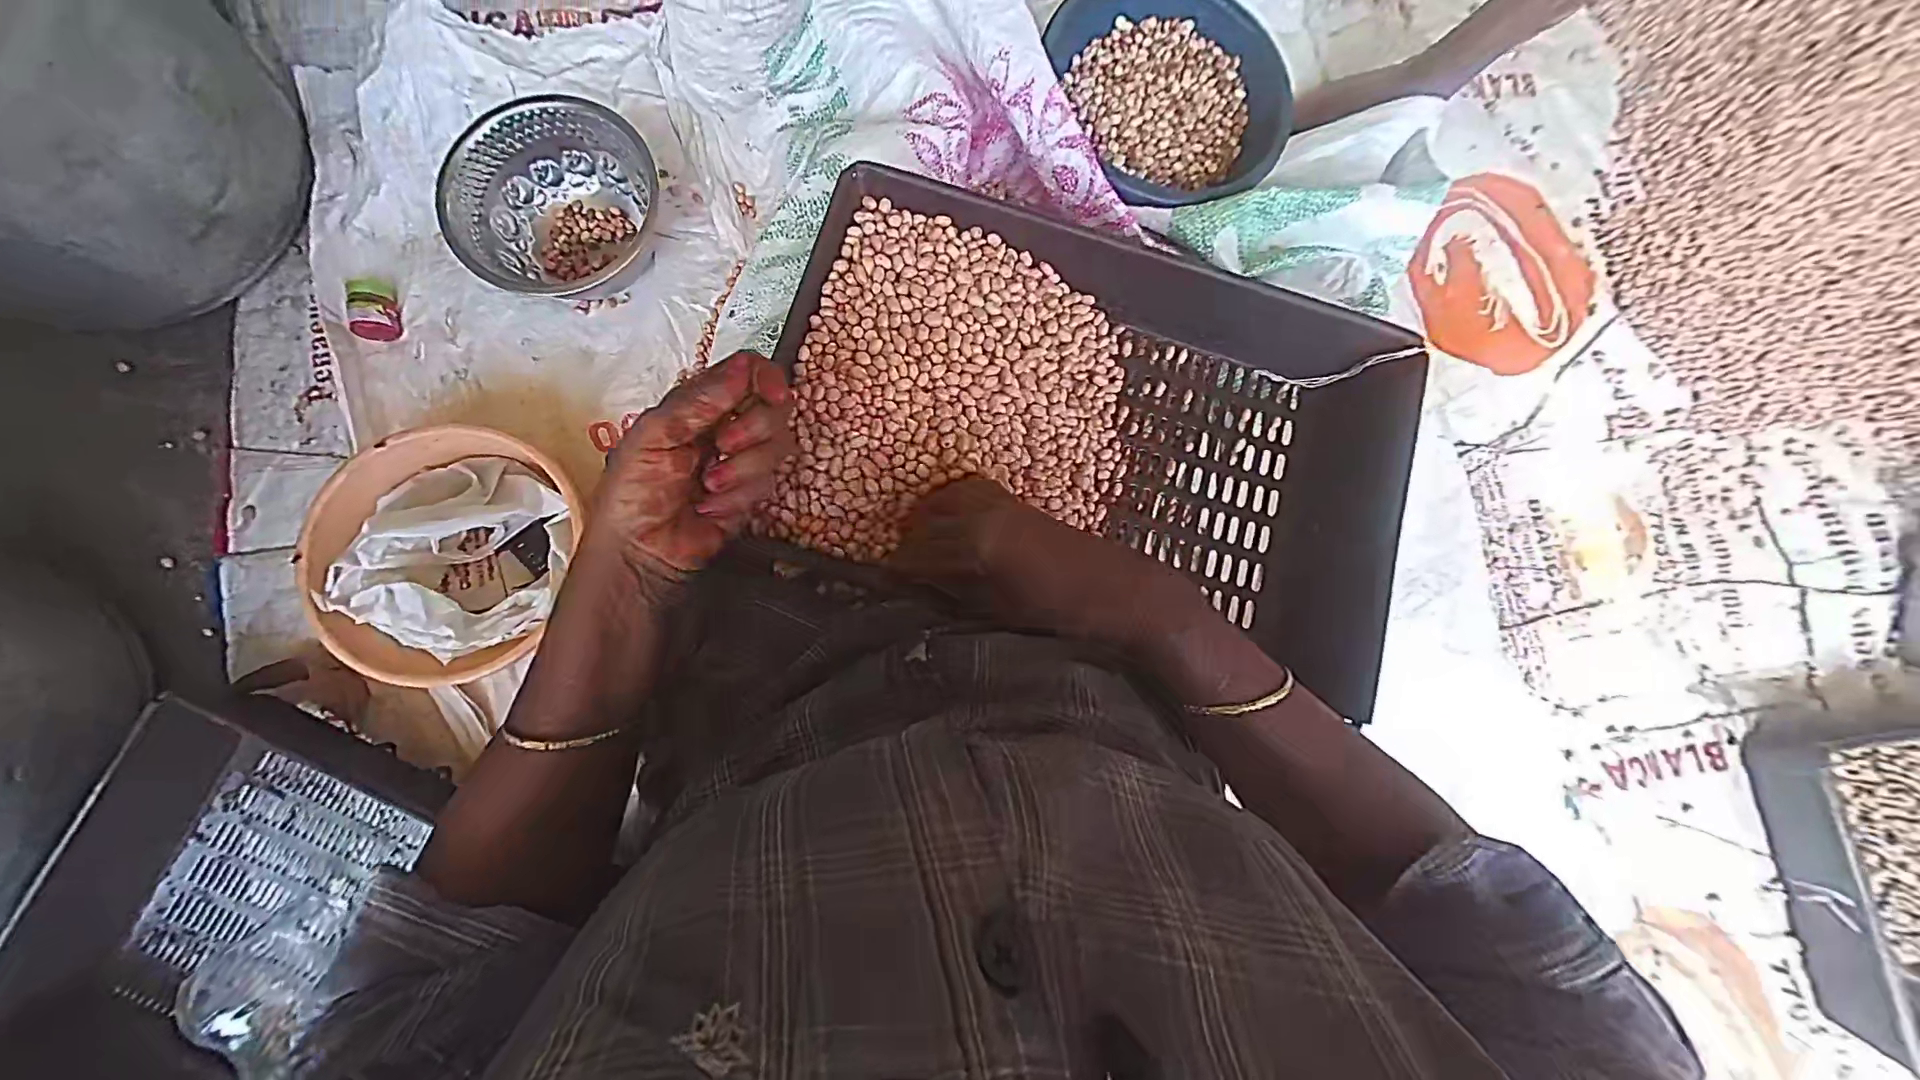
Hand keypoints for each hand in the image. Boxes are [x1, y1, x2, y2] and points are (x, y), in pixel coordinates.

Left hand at [583, 351, 794, 583]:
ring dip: (743, 468)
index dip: (767, 378)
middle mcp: (727, 426)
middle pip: (774, 408)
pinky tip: (710, 507)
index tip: (772, 394)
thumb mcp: (653, 435)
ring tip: (709, 485)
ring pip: (778, 447)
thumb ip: (698, 401)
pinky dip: (738, 497)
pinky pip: (767, 484)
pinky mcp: (752, 493)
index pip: (748, 373)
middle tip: (723, 447)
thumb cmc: (632, 491)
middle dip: (753, 428)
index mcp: (699, 404)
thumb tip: (742, 369)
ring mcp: (743, 460)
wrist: (639, 549)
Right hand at [889, 477, 1206, 655]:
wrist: (1127, 597)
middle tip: (899, 574)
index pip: (917, 556)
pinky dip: (950, 508)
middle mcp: (985, 512)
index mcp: (978, 546)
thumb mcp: (1000, 613)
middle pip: (923, 522)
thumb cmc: (1064, 617)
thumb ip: (955, 594)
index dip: (896, 574)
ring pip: (942, 500)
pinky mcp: (1017, 500)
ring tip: (922, 552)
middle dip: (907, 548)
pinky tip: (952, 531)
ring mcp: (1002, 501)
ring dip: (927, 523)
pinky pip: (967, 492)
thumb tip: (919, 589)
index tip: (881, 586)